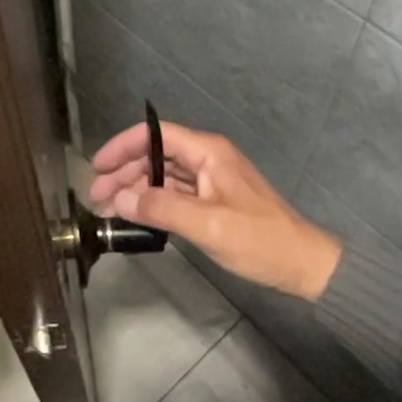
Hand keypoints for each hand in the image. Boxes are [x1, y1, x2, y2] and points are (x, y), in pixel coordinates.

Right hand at [88, 120, 343, 301]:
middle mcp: (207, 159)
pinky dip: (152, 202)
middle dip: (124, 172)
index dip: (123, 146)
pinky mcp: (212, 201)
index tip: (97, 167)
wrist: (304, 266)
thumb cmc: (259, 240)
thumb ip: (161, 208)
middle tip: (96, 197)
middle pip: (155, 155)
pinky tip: (135, 215)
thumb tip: (120, 198)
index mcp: (208, 152)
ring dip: (135, 189)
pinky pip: (174, 193)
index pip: (155, 135)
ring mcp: (210, 180)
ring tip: (107, 209)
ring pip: (162, 175)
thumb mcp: (207, 224)